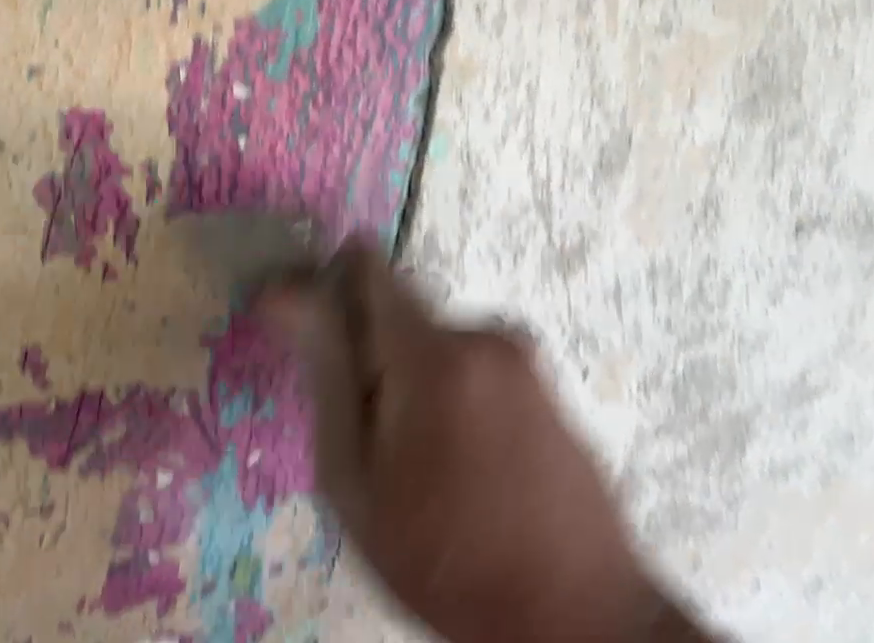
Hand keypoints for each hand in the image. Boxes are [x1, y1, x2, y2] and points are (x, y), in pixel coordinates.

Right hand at [262, 237, 715, 642]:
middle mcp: (486, 337)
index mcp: (434, 352)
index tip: (294, 326)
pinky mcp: (548, 389)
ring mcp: (525, 363)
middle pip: (395, 310)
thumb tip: (290, 297)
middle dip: (363, 348)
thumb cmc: (446, 558)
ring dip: (403, 376)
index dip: (318, 285)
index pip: (362, 266)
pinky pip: (469, 366)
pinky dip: (444, 393)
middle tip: (355, 426)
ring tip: (407, 456)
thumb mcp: (354, 477)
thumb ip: (324, 373)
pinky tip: (452, 462)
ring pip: (430, 342)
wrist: (583, 625)